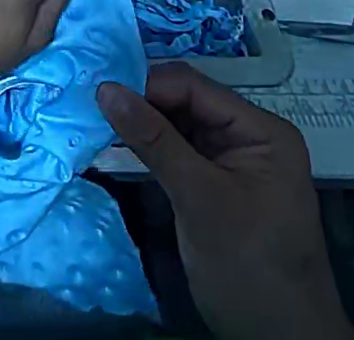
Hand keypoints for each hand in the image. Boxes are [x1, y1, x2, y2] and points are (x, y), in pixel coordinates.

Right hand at [99, 64, 353, 339]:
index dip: (149, 85)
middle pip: (185, 101)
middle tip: (93, 104)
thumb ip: (154, 140)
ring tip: (96, 118)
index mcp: (260, 129)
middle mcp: (247, 134)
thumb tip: (106, 89)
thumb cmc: (249, 267)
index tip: (102, 92)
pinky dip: (148, 145)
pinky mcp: (212, 181)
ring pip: (176, 123)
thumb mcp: (200, 199)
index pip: (196, 88)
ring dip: (141, 122)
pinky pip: (176, 149)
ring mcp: (229, 158)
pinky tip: (116, 142)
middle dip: (142, 102)